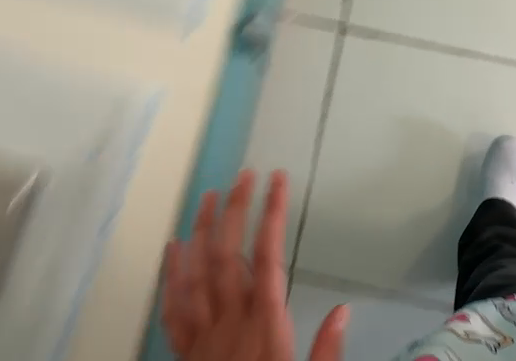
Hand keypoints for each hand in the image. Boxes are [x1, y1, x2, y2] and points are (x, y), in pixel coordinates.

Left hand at [161, 169, 347, 360]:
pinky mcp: (184, 354)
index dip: (272, 213)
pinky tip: (173, 247)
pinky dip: (172, 274)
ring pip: (197, 272)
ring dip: (202, 230)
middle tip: (244, 174)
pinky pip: (173, 308)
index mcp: (266, 328)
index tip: (279, 180)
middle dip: (236, 209)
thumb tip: (343, 310)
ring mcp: (203, 338)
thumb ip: (326, 353)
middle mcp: (231, 324)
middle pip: (229, 254)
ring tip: (209, 195)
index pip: (270, 257)